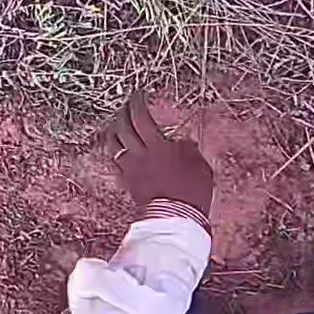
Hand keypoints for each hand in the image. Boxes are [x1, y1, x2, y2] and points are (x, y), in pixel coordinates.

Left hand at [108, 90, 213, 217]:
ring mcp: (131, 169)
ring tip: (118, 122)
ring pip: (114, 143)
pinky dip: (113, 150)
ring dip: (114, 129)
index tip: (139, 95)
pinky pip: (114, 161)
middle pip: (124, 127)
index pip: (142, 118)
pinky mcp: (128, 182)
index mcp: (158, 146)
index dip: (137, 103)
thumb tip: (182, 141)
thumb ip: (188, 149)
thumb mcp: (199, 165)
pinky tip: (117, 146)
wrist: (176, 219)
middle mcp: (141, 155)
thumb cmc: (192, 193)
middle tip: (127, 105)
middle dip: (123, 112)